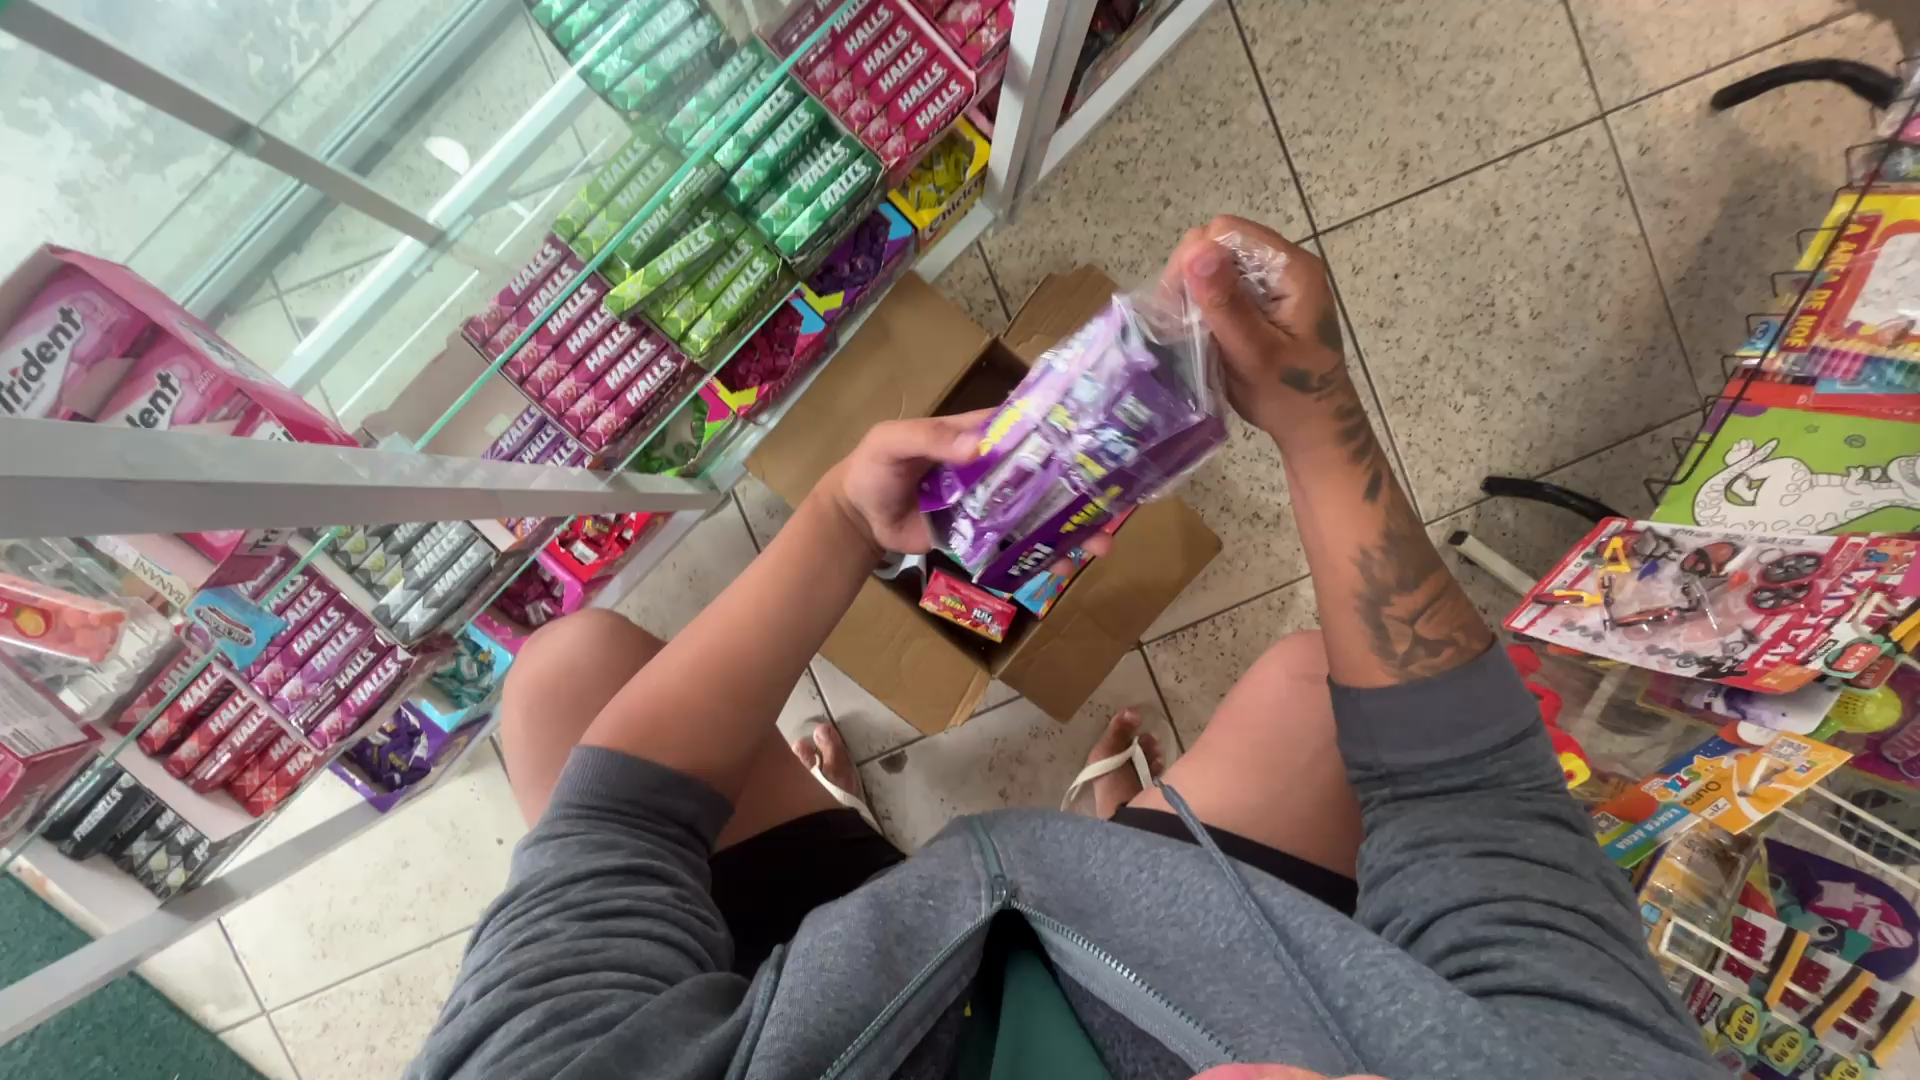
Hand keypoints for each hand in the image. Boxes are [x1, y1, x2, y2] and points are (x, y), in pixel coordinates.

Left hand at [819, 411, 1112, 567]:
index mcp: (977, 433)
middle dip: (1080, 486)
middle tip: (1114, 503)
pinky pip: (1016, 543)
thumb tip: (975, 448)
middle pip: (1044, 471)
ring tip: (1101, 543)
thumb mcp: (894, 442)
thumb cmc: (874, 467)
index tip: (1101, 438)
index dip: (1061, 428)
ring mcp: (992, 502)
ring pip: (1038, 510)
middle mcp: (993, 466)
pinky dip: (1041, 553)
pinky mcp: (983, 535)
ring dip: (1071, 524)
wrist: (859, 519)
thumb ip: (929, 439)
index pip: (1026, 423)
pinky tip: (1067, 564)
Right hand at [1163, 215, 1353, 441]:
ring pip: (1212, 267)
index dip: (1194, 261)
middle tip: (1180, 323)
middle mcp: (1280, 265)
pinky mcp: (1257, 301)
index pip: (1226, 233)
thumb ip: (1226, 303)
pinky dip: (1201, 307)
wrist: (1311, 423)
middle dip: (1190, 277)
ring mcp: (1269, 283)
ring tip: (1186, 331)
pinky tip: (1195, 332)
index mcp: (1290, 268)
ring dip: (1192, 295)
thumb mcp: (1254, 352)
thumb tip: (1196, 249)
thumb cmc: (1287, 394)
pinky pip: (1218, 288)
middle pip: (1217, 245)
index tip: (1180, 303)